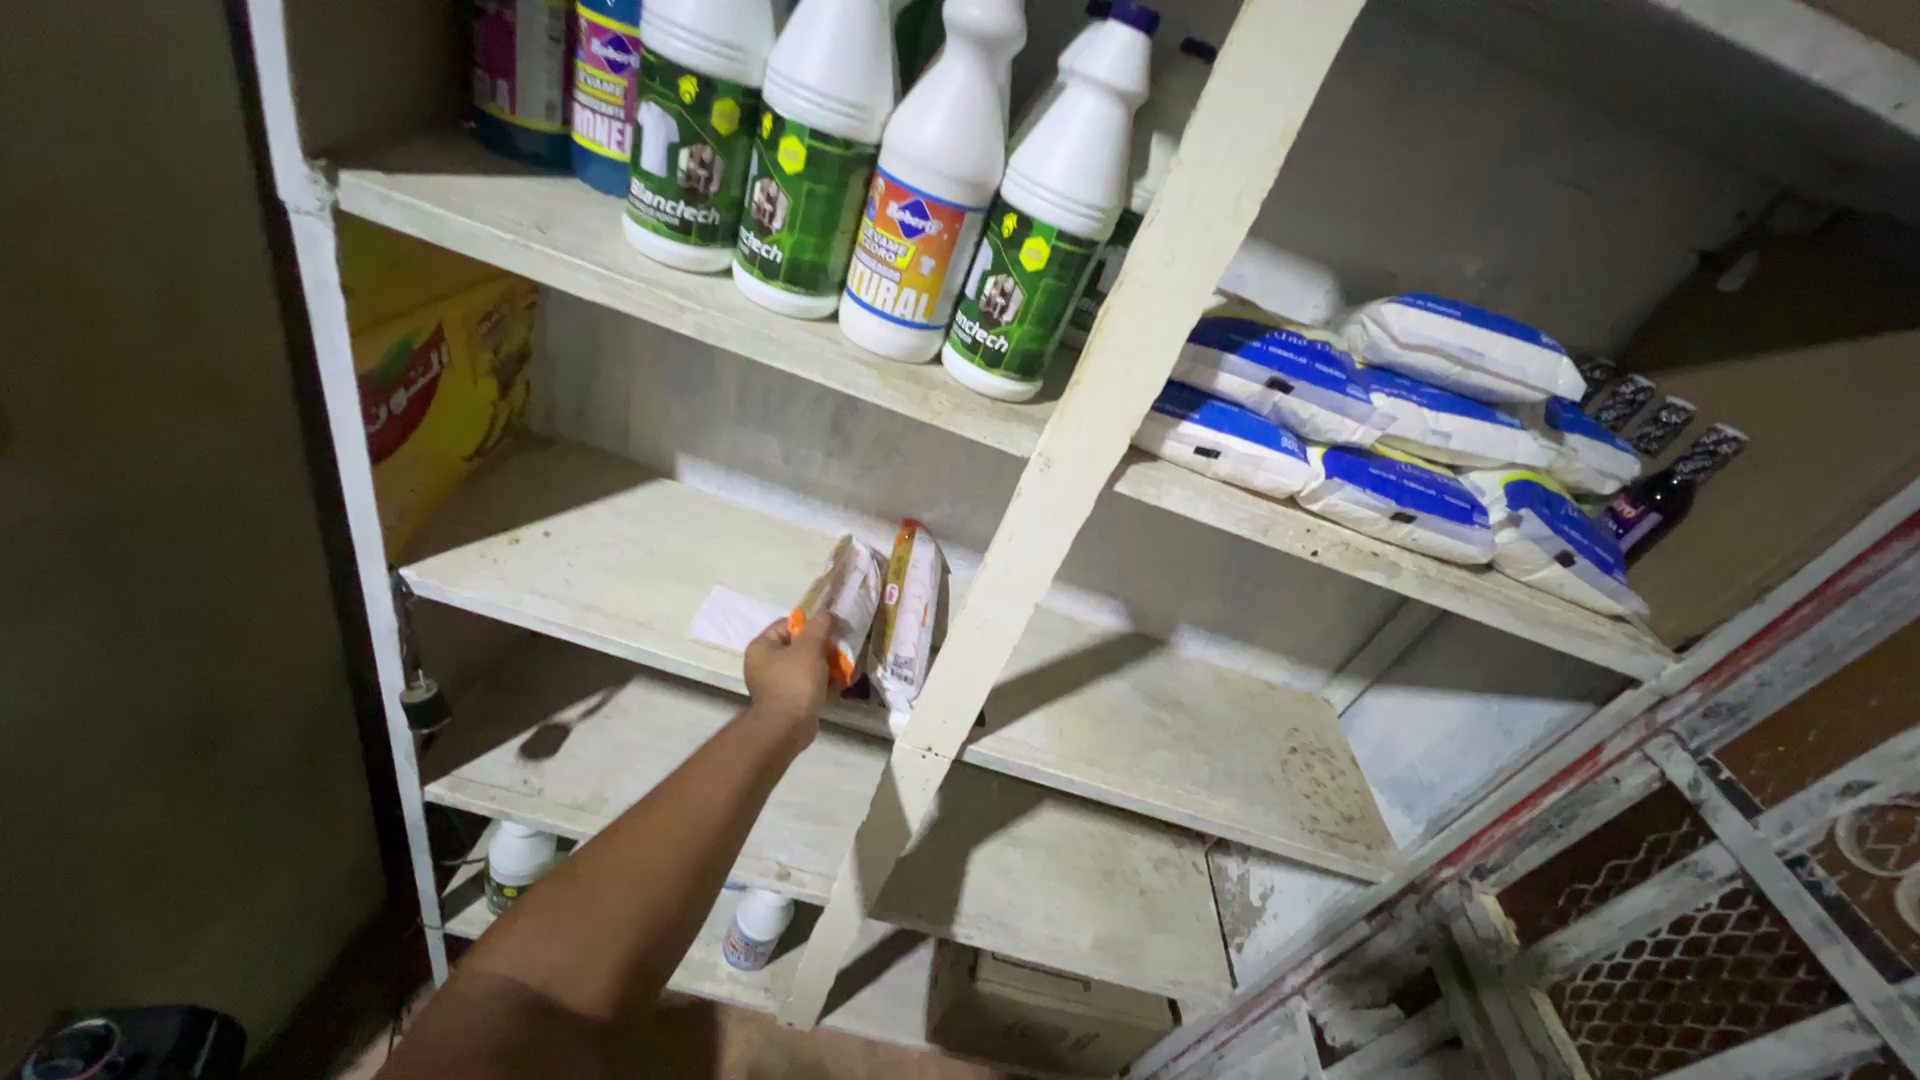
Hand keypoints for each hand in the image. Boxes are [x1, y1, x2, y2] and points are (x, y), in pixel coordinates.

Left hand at [743, 615, 832, 745]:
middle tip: (841, 647)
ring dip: (825, 664)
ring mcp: (774, 683)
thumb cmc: (795, 681)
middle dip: (822, 646)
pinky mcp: (787, 700)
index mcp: (762, 647)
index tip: (831, 628)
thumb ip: (820, 625)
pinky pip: (807, 684)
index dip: (810, 624)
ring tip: (845, 665)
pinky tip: (840, 682)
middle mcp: (763, 664)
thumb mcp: (810, 647)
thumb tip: (828, 613)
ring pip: (805, 665)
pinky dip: (822, 681)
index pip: (787, 624)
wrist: (787, 727)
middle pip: (797, 645)